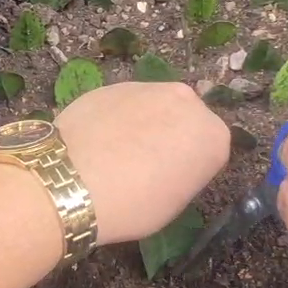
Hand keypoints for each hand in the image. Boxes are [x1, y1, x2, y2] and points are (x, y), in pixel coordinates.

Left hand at [56, 82, 229, 244]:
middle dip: (170, 137)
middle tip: (144, 166)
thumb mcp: (174, 203)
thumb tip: (169, 165)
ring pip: (154, 108)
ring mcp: (148, 87)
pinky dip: (116, 119)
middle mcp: (188, 102)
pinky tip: (97, 141)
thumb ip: (184, 174)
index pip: (210, 151)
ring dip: (143, 124)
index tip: (171, 182)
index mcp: (214, 135)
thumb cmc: (134, 203)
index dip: (191, 168)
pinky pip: (124, 104)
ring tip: (116, 154)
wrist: (74, 180)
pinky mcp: (113, 84)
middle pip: (185, 120)